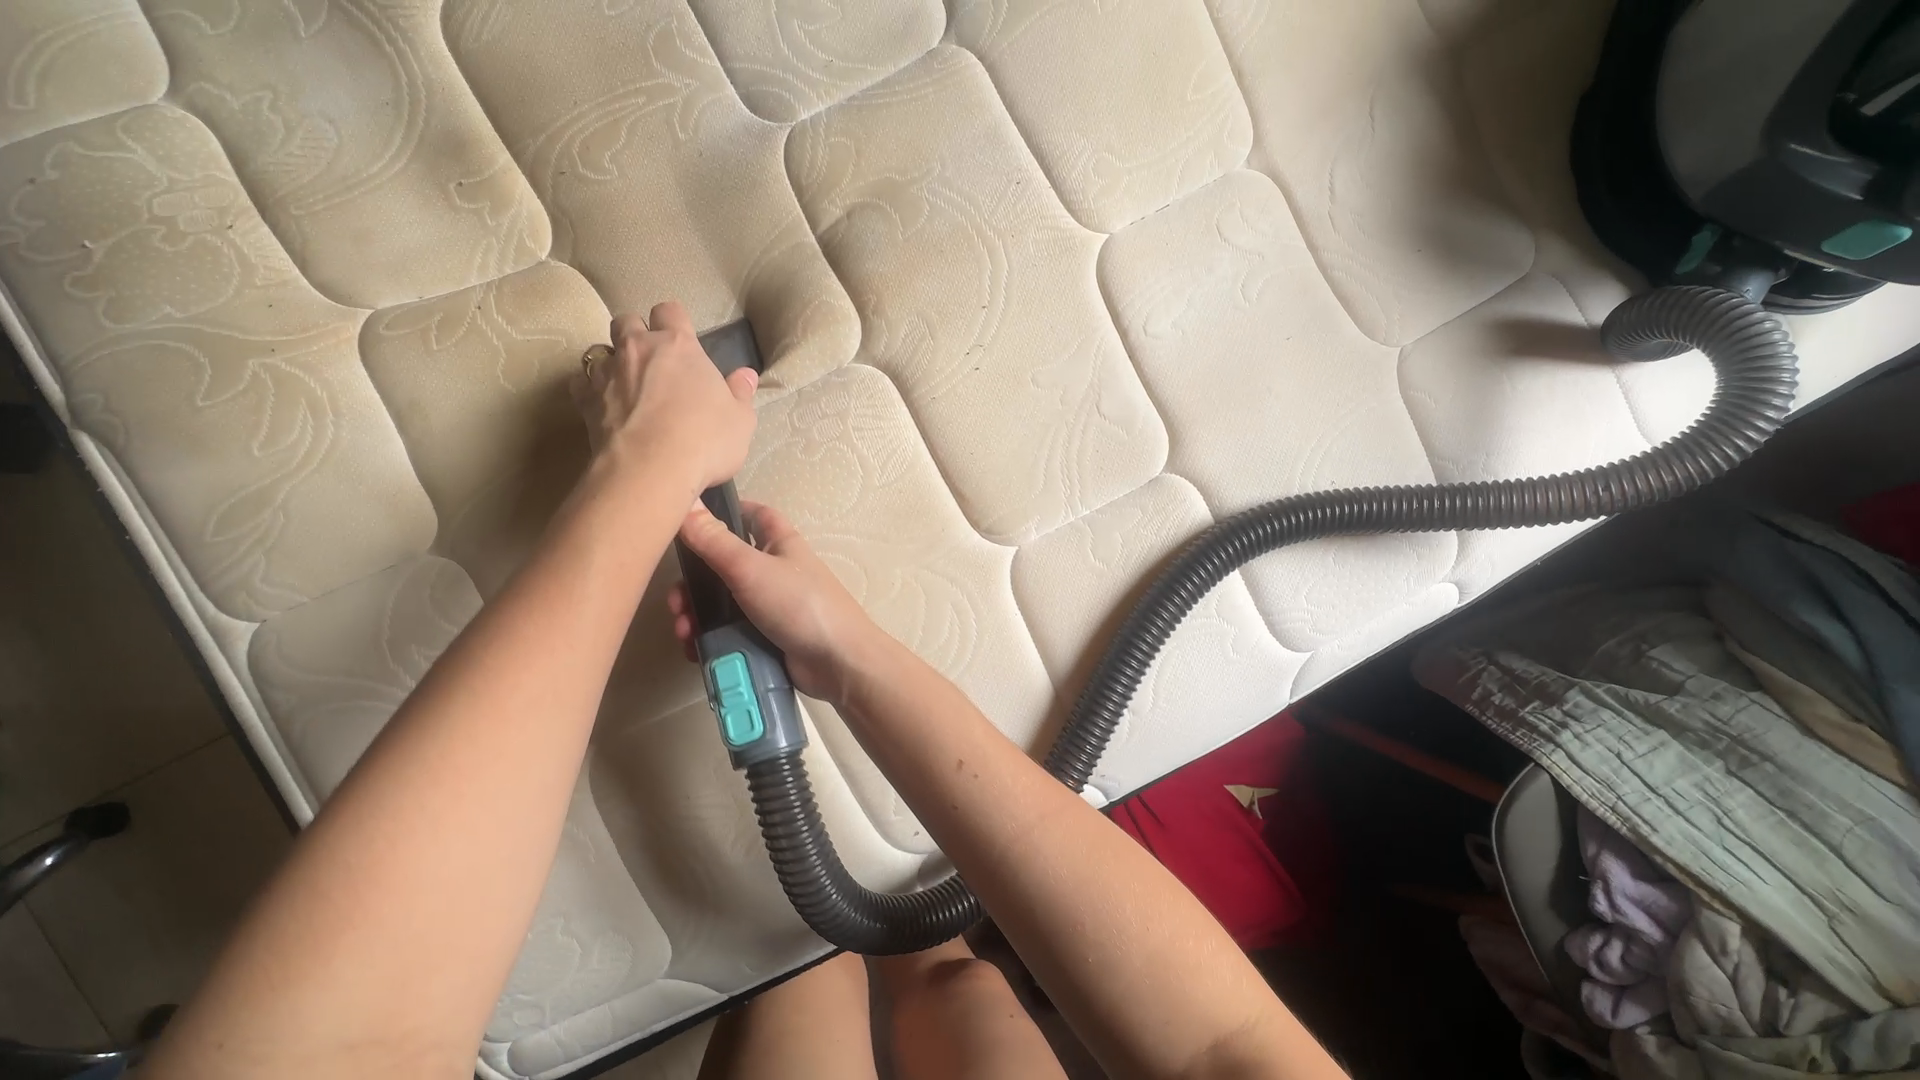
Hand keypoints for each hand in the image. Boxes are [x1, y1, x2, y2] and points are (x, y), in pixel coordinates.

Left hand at [571, 300, 758, 496]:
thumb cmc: (705, 439)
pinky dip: (588, 389)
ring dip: (610, 361)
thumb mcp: (740, 420)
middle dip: (635, 332)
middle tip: (650, 357)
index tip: (681, 338)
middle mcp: (638, 349)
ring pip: (598, 350)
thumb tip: (746, 375)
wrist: (651, 470)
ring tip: (623, 382)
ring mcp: (607, 374)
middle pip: (626, 321)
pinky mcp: (585, 402)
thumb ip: (740, 394)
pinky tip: (601, 404)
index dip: (675, 321)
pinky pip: (580, 384)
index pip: (670, 311)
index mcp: (679, 346)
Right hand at [669, 501, 888, 701]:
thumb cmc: (798, 604)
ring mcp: (771, 607)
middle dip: (695, 584)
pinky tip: (695, 650)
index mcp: (780, 543)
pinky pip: (730, 633)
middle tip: (675, 602)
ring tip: (684, 632)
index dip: (727, 511)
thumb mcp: (750, 568)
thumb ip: (714, 540)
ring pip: (723, 604)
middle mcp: (775, 571)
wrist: (836, 662)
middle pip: (725, 567)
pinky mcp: (766, 638)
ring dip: (697, 616)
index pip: (754, 515)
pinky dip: (711, 639)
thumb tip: (684, 499)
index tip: (692, 519)